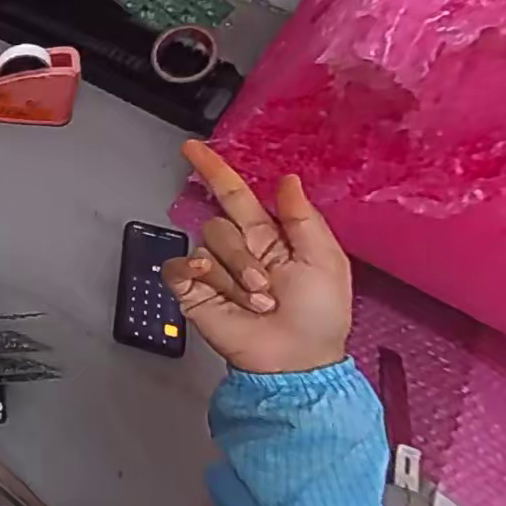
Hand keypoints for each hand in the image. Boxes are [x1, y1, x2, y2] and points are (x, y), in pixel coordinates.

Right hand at [163, 141, 351, 373]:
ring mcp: (210, 270)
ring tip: (255, 303)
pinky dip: (194, 270)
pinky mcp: (190, 289)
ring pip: (207, 247)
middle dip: (244, 255)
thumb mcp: (325, 260)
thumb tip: (286, 181)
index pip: (232, 194)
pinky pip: (180, 266)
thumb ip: (301, 218)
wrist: (294, 358)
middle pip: (220, 224)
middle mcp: (234, 249)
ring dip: (235, 276)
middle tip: (267, 288)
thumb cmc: (319, 314)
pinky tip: (209, 281)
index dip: (213, 169)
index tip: (191, 147)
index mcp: (267, 236)